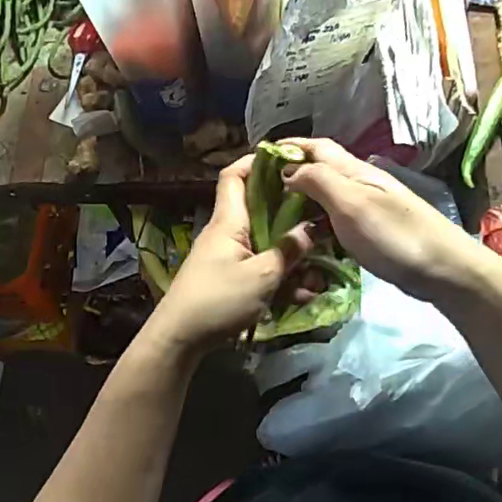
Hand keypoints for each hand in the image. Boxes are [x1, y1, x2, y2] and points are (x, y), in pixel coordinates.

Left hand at [144, 153, 312, 353]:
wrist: (179, 338)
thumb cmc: (218, 300)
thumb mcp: (261, 276)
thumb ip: (289, 251)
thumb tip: (311, 229)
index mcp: (229, 221)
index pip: (235, 176)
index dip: (258, 162)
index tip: (289, 162)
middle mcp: (227, 234)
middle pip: (261, 211)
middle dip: (293, 216)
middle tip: (322, 221)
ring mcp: (228, 259)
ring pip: (266, 246)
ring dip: (293, 257)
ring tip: (321, 273)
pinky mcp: (230, 282)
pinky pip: (261, 271)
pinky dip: (281, 279)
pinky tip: (304, 295)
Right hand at [278, 138, 489, 300]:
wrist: (444, 270)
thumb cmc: (395, 236)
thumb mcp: (352, 204)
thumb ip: (319, 181)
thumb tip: (288, 170)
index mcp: (355, 171)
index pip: (317, 147)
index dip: (289, 146)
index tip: (259, 156)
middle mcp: (360, 183)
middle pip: (320, 169)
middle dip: (290, 173)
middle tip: (260, 192)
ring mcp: (368, 208)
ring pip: (326, 195)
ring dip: (301, 199)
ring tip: (275, 215)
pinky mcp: (371, 231)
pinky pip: (334, 218)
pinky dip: (315, 222)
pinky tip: (305, 236)